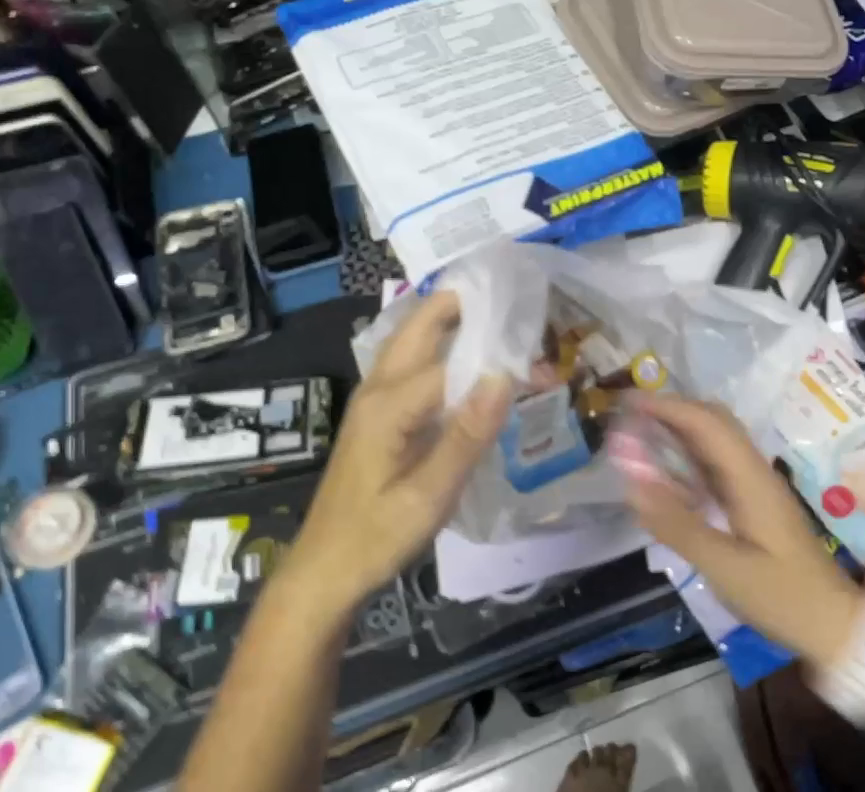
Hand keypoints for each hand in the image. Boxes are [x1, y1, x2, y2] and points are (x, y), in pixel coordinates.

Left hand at [277, 293, 509, 622]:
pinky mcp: (378, 414)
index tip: (539, 340)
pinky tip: (469, 356)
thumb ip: (467, 436)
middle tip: (512, 292)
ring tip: (497, 311)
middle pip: (420, 325)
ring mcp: (374, 399)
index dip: (497, 346)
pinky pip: (413, 363)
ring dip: (450, 318)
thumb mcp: (428, 496)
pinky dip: (442, 345)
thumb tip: (506, 376)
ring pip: (413, 339)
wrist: (324, 572)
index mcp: (390, 404)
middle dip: (462, 301)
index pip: (453, 357)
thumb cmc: (376, 538)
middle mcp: (378, 389)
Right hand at [615, 394, 864, 672]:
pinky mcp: (753, 504)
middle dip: (671, 412)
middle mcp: (754, 472)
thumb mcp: (725, 567)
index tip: (627, 402)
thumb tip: (631, 483)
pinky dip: (688, 460)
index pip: (706, 423)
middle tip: (629, 420)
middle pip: (713, 422)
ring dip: (678, 433)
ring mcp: (755, 487)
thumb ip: (677, 524)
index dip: (667, 407)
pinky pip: (717, 467)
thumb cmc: (782, 596)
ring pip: (715, 442)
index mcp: (750, 478)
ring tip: (637, 441)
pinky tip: (665, 478)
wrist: (833, 623)